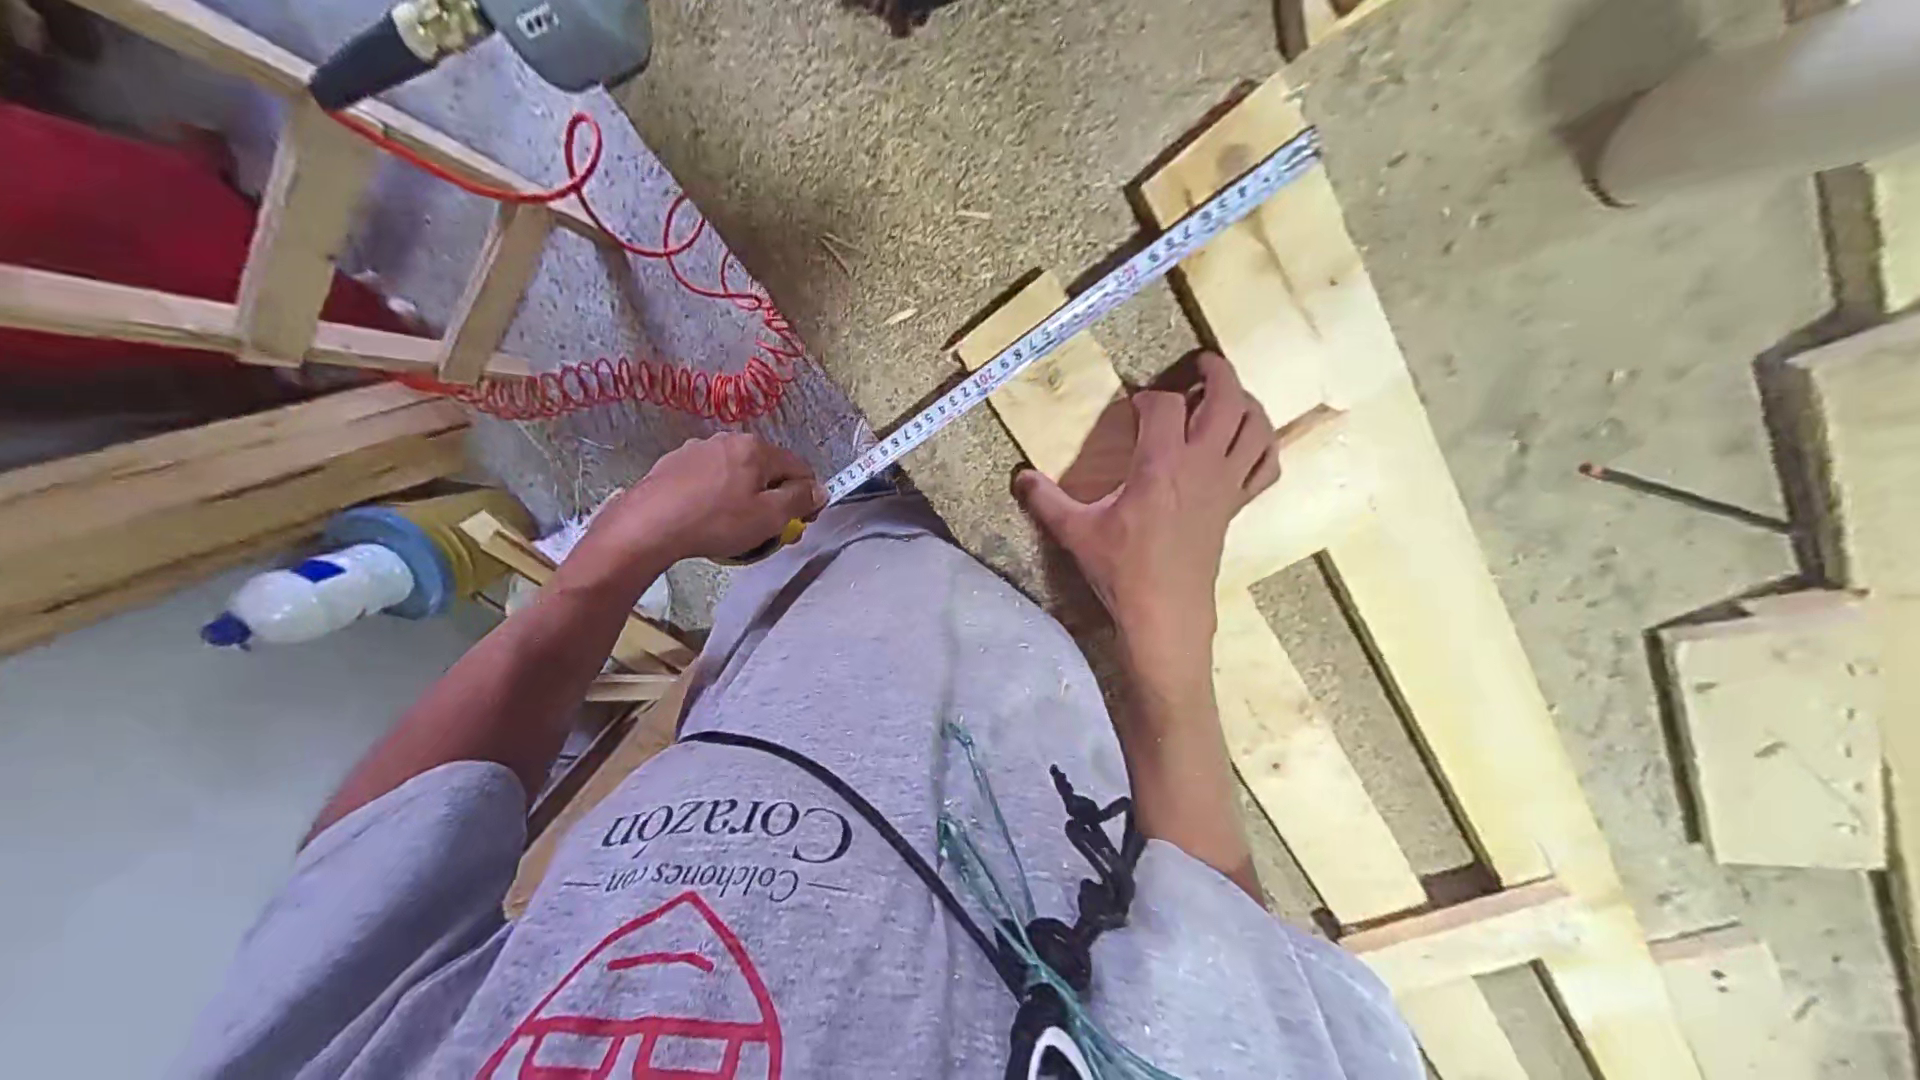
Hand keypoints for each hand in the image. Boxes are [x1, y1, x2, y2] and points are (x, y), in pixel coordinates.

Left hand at [568, 433, 824, 588]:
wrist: (647, 526)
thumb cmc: (715, 521)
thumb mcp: (769, 517)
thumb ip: (800, 500)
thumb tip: (819, 490)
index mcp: (757, 449)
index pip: (800, 468)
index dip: (808, 497)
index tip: (802, 523)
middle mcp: (729, 440)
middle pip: (768, 470)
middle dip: (776, 498)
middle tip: (771, 531)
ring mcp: (699, 449)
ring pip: (738, 473)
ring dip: (747, 496)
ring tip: (737, 526)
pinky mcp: (675, 464)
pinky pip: (711, 478)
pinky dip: (719, 495)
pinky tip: (708, 517)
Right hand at [1015, 352, 1278, 657]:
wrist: (1164, 611)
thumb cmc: (1121, 570)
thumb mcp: (1076, 532)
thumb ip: (1045, 500)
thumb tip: (1019, 476)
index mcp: (1161, 464)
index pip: (1164, 405)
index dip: (1148, 397)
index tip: (1133, 407)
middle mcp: (1201, 465)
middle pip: (1226, 398)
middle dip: (1215, 372)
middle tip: (1200, 363)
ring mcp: (1225, 485)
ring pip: (1254, 426)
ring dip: (1244, 402)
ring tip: (1226, 395)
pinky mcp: (1236, 505)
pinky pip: (1265, 465)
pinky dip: (1262, 445)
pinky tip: (1246, 441)